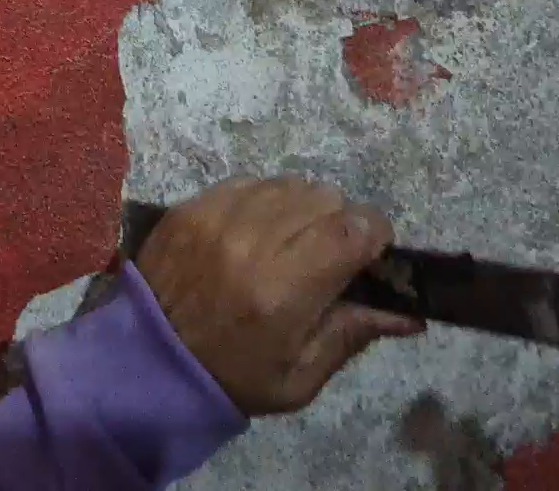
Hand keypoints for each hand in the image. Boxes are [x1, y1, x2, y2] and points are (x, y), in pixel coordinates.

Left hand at [135, 176, 425, 414]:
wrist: (147, 358)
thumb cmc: (232, 375)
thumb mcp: (299, 378)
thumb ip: (353, 335)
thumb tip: (410, 313)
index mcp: (282, 292)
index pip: (350, 230)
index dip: (374, 231)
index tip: (374, 247)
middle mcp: (252, 242)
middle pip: (324, 197)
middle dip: (340, 219)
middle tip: (329, 248)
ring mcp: (218, 215)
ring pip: (289, 182)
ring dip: (303, 205)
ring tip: (292, 236)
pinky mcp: (193, 203)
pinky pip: (250, 180)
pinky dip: (266, 199)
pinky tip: (257, 226)